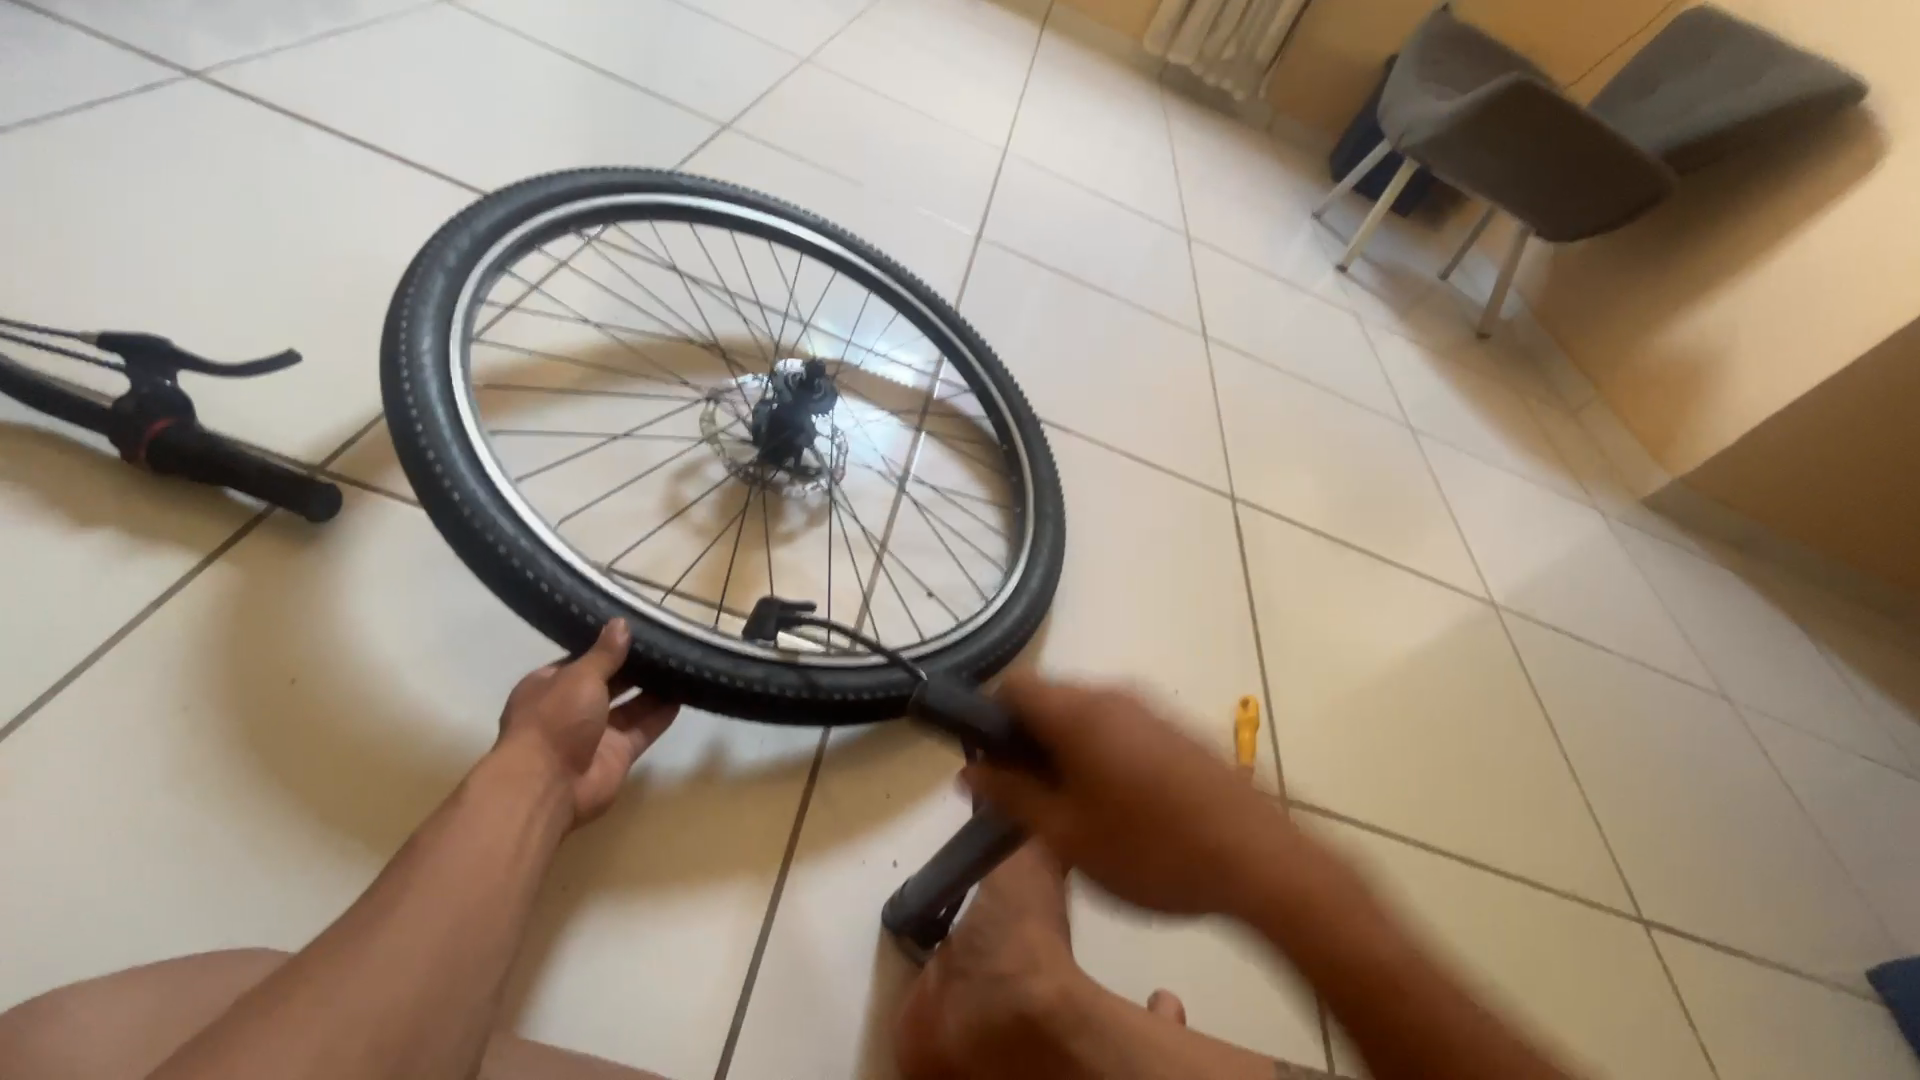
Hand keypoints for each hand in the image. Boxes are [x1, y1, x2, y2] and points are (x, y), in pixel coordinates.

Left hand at [494, 618, 678, 826]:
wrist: (548, 784)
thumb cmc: (554, 721)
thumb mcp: (580, 677)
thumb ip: (605, 653)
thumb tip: (621, 624)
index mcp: (549, 686)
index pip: (580, 661)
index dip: (606, 648)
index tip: (635, 632)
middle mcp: (570, 709)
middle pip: (608, 683)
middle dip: (634, 669)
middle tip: (666, 647)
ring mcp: (595, 734)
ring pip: (629, 707)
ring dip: (652, 691)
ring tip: (680, 667)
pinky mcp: (617, 755)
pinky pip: (643, 730)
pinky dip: (661, 715)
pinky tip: (683, 696)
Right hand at [961, 674, 1298, 916]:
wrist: (1260, 861)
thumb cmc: (1151, 849)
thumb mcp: (1066, 834)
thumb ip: (1010, 796)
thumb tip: (968, 772)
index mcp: (1078, 711)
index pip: (1012, 685)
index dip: (988, 720)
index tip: (989, 766)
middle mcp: (1113, 695)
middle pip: (1048, 700)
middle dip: (1026, 742)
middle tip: (1026, 799)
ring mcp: (1151, 709)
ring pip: (1085, 716)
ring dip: (1064, 751)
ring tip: (1070, 810)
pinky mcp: (1178, 730)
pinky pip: (1119, 728)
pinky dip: (1100, 754)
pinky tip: (1118, 807)